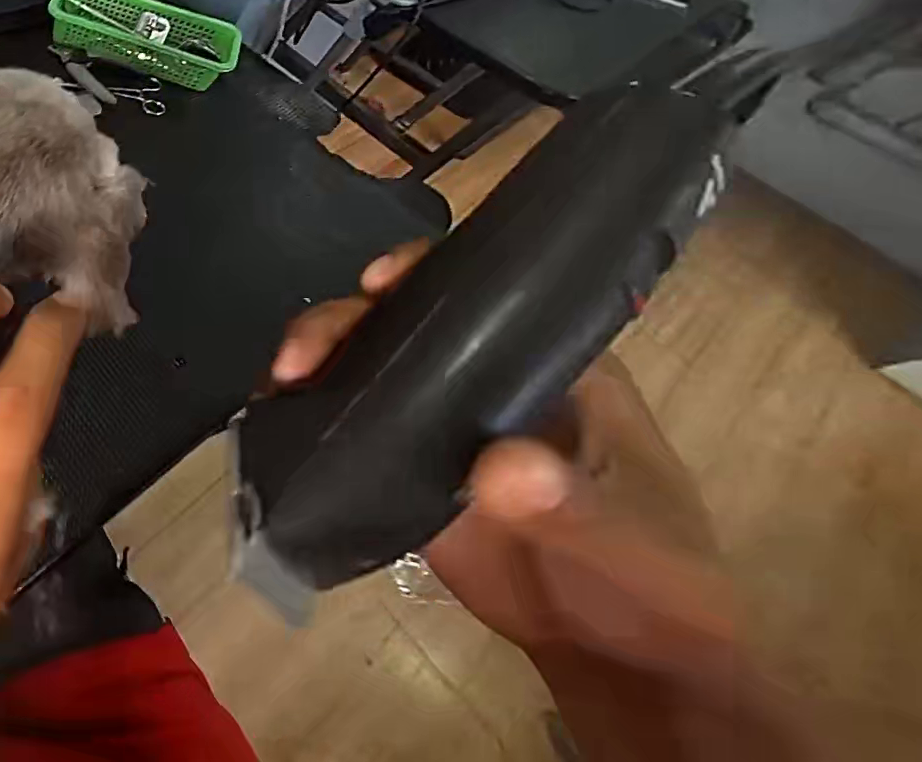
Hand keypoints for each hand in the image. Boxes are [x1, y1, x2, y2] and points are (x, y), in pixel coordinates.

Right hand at [270, 247, 807, 759]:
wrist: (607, 649)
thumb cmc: (648, 579)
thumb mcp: (628, 541)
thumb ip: (570, 504)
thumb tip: (498, 467)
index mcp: (543, 359)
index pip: (478, 290)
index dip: (421, 272)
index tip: (377, 284)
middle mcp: (478, 369)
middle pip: (396, 320)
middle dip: (341, 323)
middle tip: (300, 359)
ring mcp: (432, 410)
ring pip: (360, 359)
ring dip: (313, 359)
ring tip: (276, 384)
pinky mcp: (398, 453)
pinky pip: (345, 415)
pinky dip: (305, 406)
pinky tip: (273, 412)